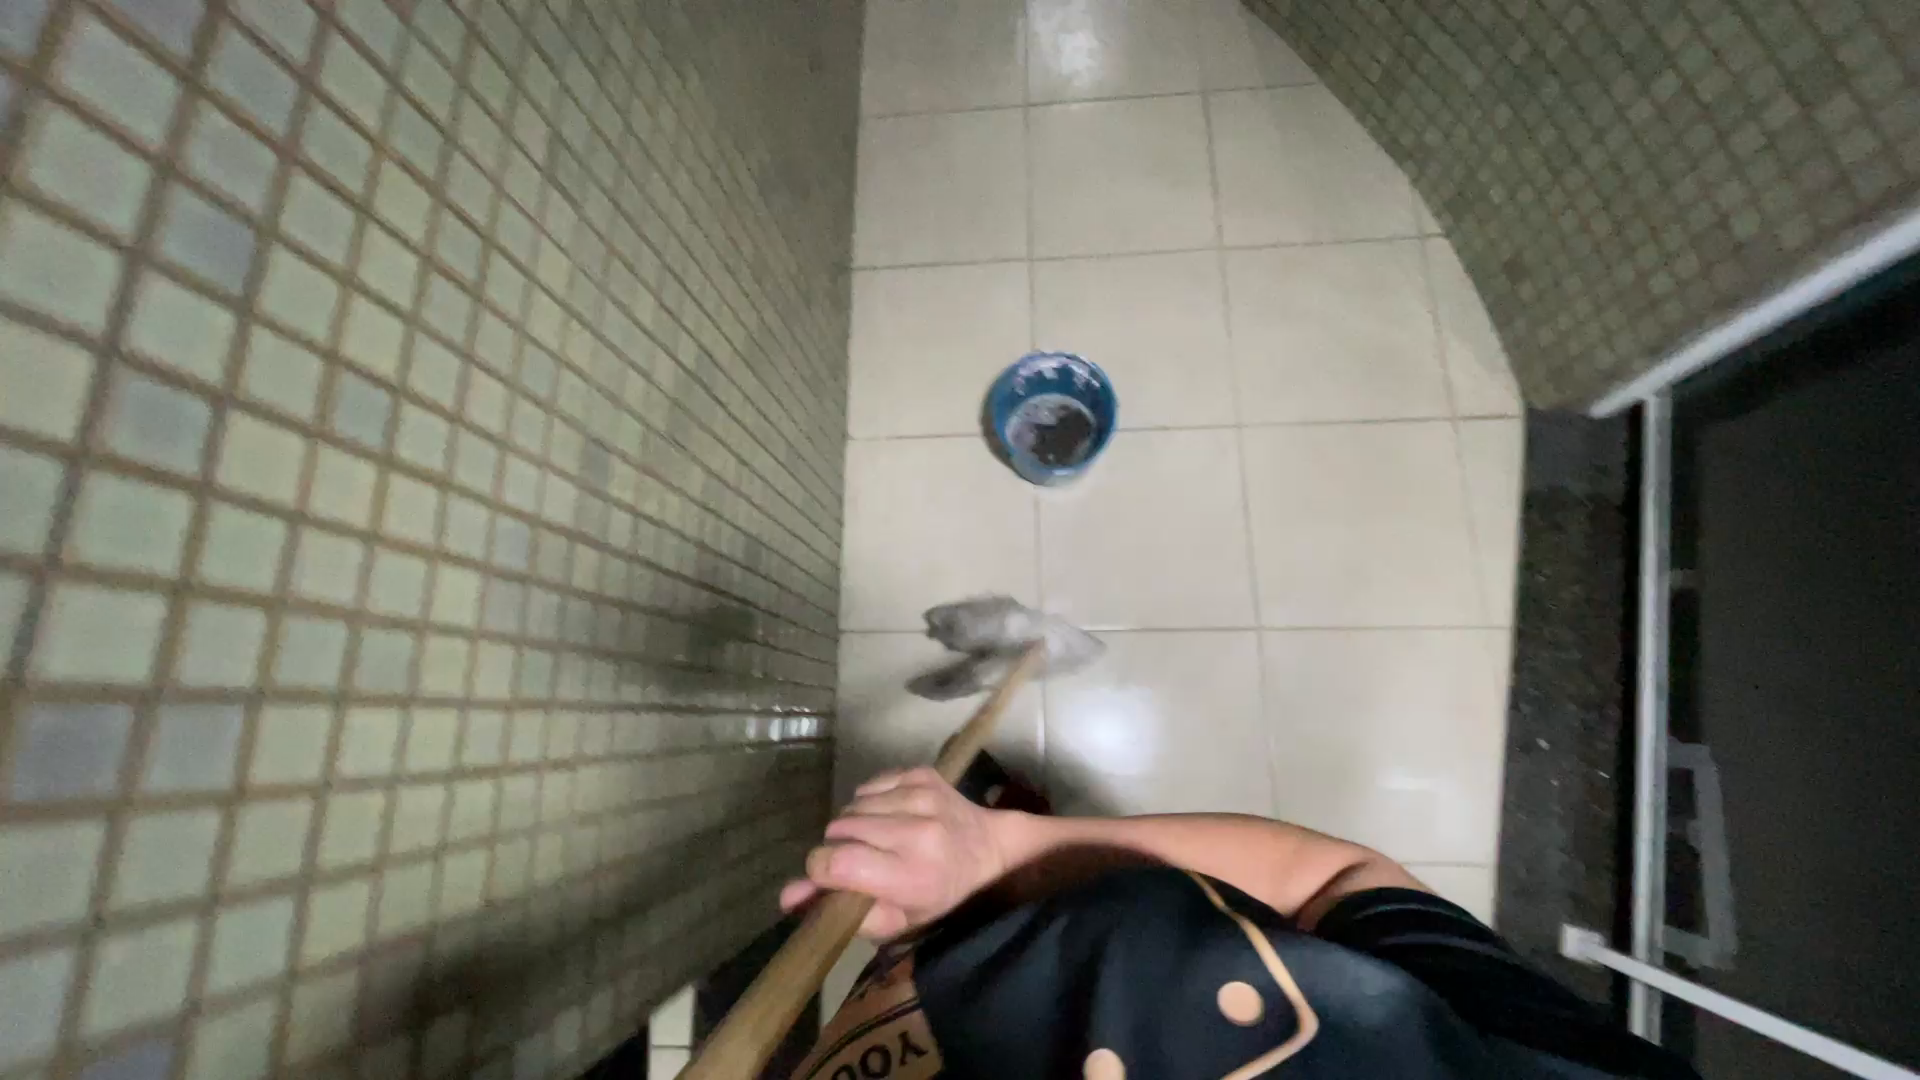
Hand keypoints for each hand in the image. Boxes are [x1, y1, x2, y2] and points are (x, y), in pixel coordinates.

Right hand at [780, 767, 1016, 939]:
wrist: (986, 848)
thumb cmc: (939, 893)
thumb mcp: (896, 920)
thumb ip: (841, 913)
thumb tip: (788, 897)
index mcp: (911, 875)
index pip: (840, 861)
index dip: (821, 869)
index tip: (827, 875)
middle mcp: (916, 830)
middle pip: (840, 829)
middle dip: (837, 847)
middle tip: (859, 860)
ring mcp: (920, 795)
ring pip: (852, 805)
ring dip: (853, 824)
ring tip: (876, 839)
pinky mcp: (920, 773)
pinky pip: (869, 786)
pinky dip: (868, 802)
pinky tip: (887, 816)